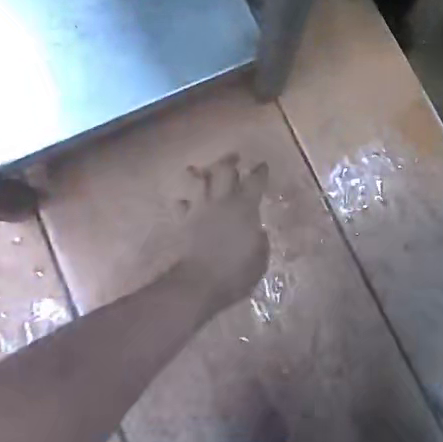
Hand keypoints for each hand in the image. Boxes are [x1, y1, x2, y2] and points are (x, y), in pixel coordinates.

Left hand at [170, 154, 270, 314]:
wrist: (198, 284)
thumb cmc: (236, 271)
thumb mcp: (260, 256)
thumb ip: (259, 238)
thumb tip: (255, 231)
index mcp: (245, 207)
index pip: (255, 181)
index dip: (260, 171)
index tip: (262, 165)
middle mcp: (221, 201)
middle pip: (223, 170)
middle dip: (229, 161)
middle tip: (234, 157)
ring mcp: (199, 210)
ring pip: (197, 181)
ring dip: (200, 173)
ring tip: (201, 170)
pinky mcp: (182, 223)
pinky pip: (181, 204)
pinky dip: (184, 200)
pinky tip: (186, 201)